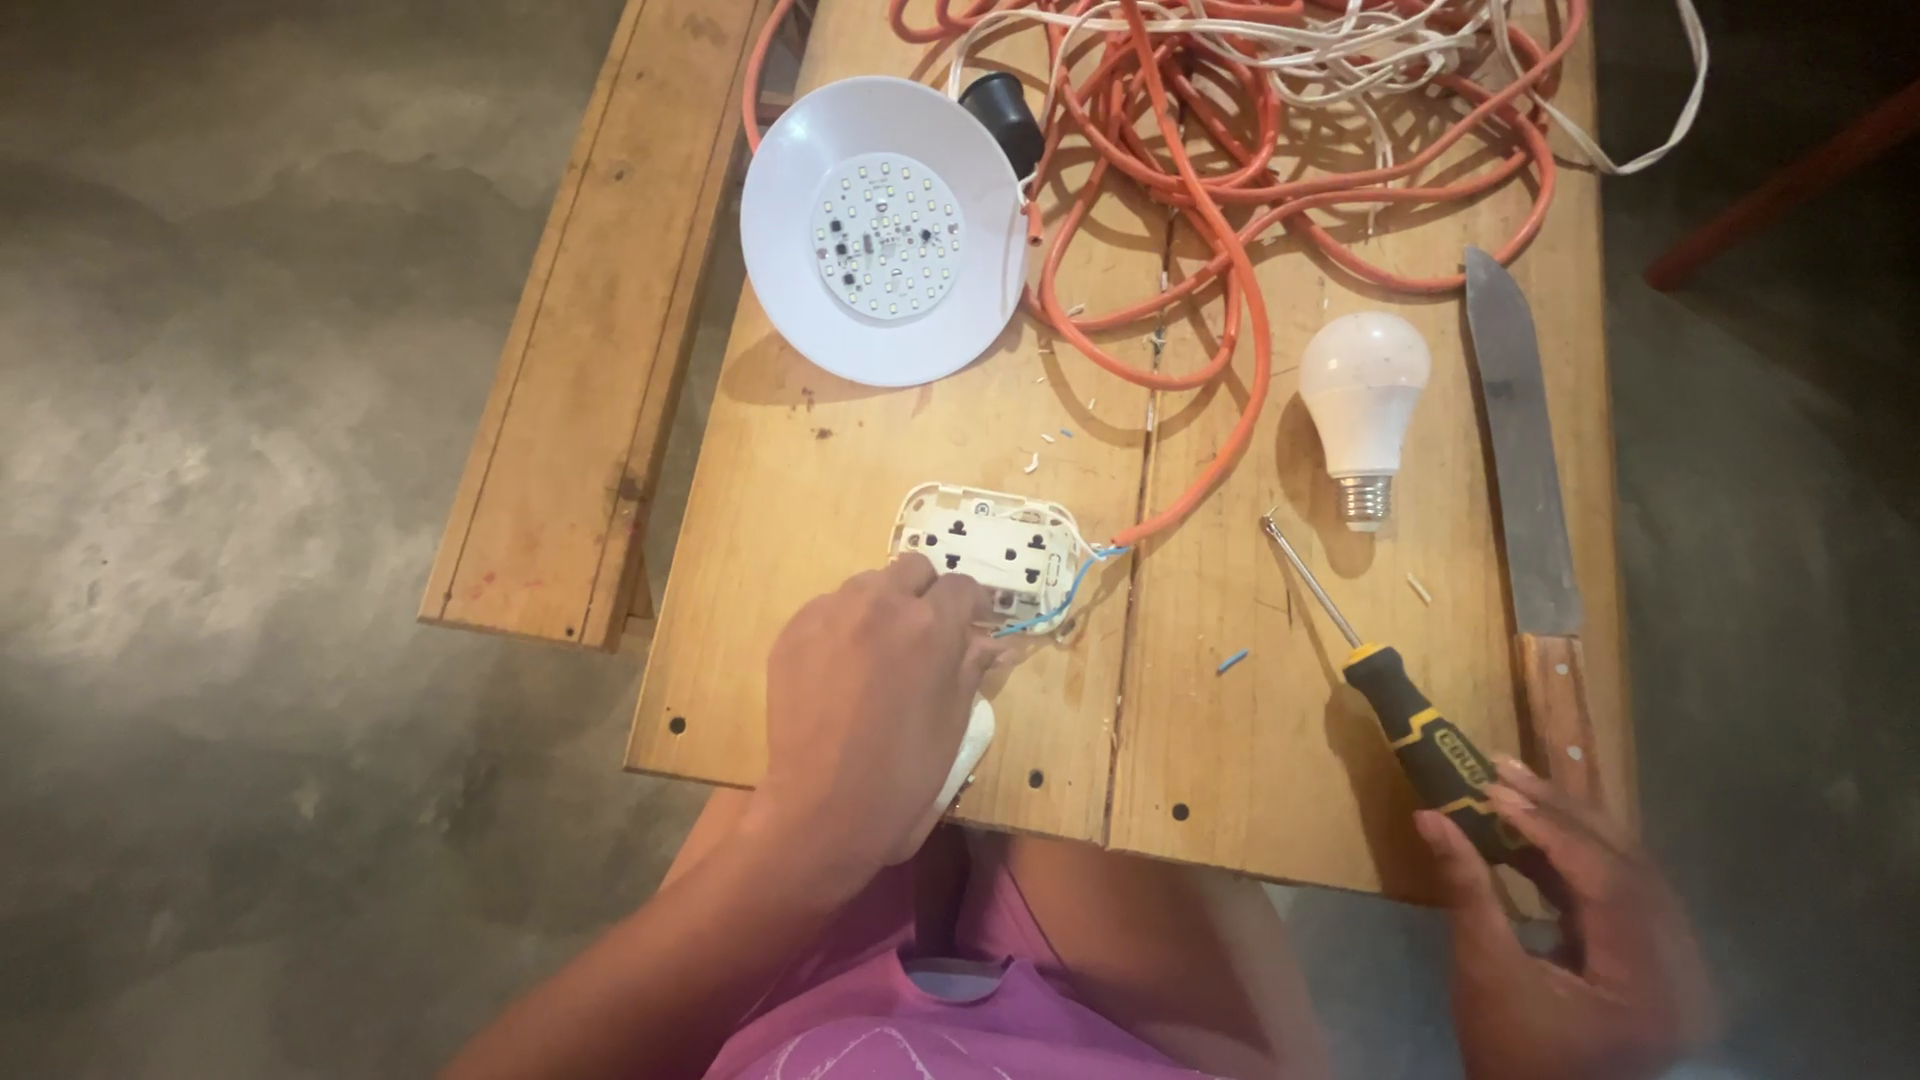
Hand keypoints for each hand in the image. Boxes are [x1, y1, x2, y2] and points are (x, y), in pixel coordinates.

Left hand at [749, 553, 1001, 877]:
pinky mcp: (793, 630)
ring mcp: (831, 613)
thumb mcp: (954, 720)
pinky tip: (839, 667)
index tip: (972, 625)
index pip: (962, 586)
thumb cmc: (903, 772)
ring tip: (877, 649)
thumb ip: (970, 666)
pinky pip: (827, 608)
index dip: (972, 606)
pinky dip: (842, 625)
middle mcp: (881, 603)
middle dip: (926, 592)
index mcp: (931, 624)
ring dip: (882, 605)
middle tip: (924, 633)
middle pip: (913, 568)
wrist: (823, 807)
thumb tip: (991, 642)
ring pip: (867, 584)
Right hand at [1417, 758, 1717, 1079]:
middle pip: (1630, 867)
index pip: (1610, 883)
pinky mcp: (1647, 962)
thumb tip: (1429, 815)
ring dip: (1569, 826)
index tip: (1491, 789)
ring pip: (1628, 872)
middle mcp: (1682, 971)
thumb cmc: (1511, 1050)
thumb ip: (1466, 887)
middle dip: (1563, 813)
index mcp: (1652, 986)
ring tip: (1512, 784)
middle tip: (1503, 769)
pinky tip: (1526, 828)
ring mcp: (1671, 967)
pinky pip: (1616, 893)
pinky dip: (1570, 857)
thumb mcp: (1484, 969)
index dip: (1550, 828)